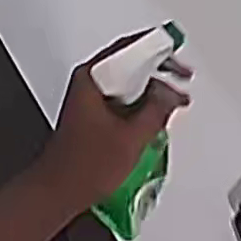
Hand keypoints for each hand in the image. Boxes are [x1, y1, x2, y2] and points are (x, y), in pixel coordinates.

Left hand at [33, 33, 190, 210]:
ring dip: (150, 88)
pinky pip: (121, 96)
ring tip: (174, 99)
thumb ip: (155, 110)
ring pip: (126, 80)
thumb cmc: (86, 165)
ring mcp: (88, 95)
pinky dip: (139, 101)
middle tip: (182, 76)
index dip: (156, 48)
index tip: (176, 53)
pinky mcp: (92, 111)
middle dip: (157, 70)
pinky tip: (156, 114)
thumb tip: (171, 92)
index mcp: (92, 76)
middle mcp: (88, 80)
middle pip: (128, 62)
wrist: (58, 192)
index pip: (128, 48)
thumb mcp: (131, 138)